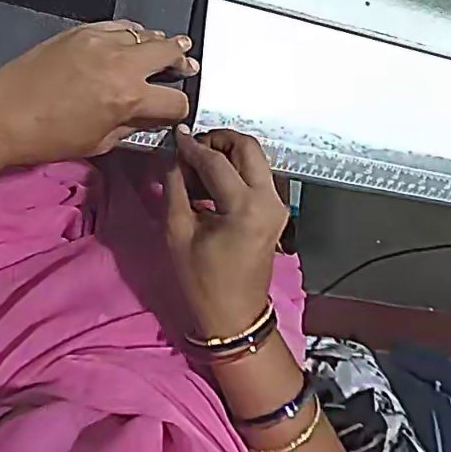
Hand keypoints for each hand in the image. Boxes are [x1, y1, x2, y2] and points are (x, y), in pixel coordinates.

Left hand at [0, 21, 197, 166]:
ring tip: (167, 48)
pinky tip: (131, 39)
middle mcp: (119, 64)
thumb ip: (131, 126)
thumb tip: (148, 117)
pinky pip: (118, 25)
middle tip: (186, 66)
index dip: (179, 108)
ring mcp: (99, 42)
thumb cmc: (43, 136)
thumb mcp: (98, 142)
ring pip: (145, 34)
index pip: (175, 100)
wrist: (1, 116)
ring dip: (158, 43)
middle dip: (181, 62)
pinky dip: (129, 33)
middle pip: (169, 52)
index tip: (174, 109)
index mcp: (127, 97)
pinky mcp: (80, 32)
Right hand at [164, 127, 290, 338]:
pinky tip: (209, 182)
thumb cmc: (202, 280)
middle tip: (191, 148)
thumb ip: (174, 187)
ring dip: (226, 154)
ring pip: (254, 159)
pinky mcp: (275, 211)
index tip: (175, 136)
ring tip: (196, 167)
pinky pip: (256, 175)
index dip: (192, 146)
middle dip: (218, 140)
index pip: (216, 161)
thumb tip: (173, 158)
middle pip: (247, 147)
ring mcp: (277, 206)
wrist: (234, 315)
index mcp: (245, 208)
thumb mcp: (177, 231)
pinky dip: (234, 169)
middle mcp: (269, 201)